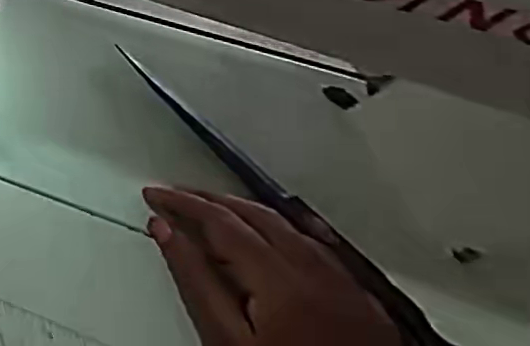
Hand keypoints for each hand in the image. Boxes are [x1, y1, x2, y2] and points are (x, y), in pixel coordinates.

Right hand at [143, 187, 402, 345]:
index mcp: (284, 285)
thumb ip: (194, 278)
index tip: (156, 196)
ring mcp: (355, 299)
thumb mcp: (225, 338)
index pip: (220, 220)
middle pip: (259, 218)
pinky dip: (287, 238)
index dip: (182, 201)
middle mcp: (324, 282)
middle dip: (212, 201)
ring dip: (248, 216)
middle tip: (178, 198)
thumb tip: (164, 229)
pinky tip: (273, 243)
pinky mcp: (373, 317)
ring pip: (294, 232)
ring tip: (217, 214)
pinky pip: (324, 257)